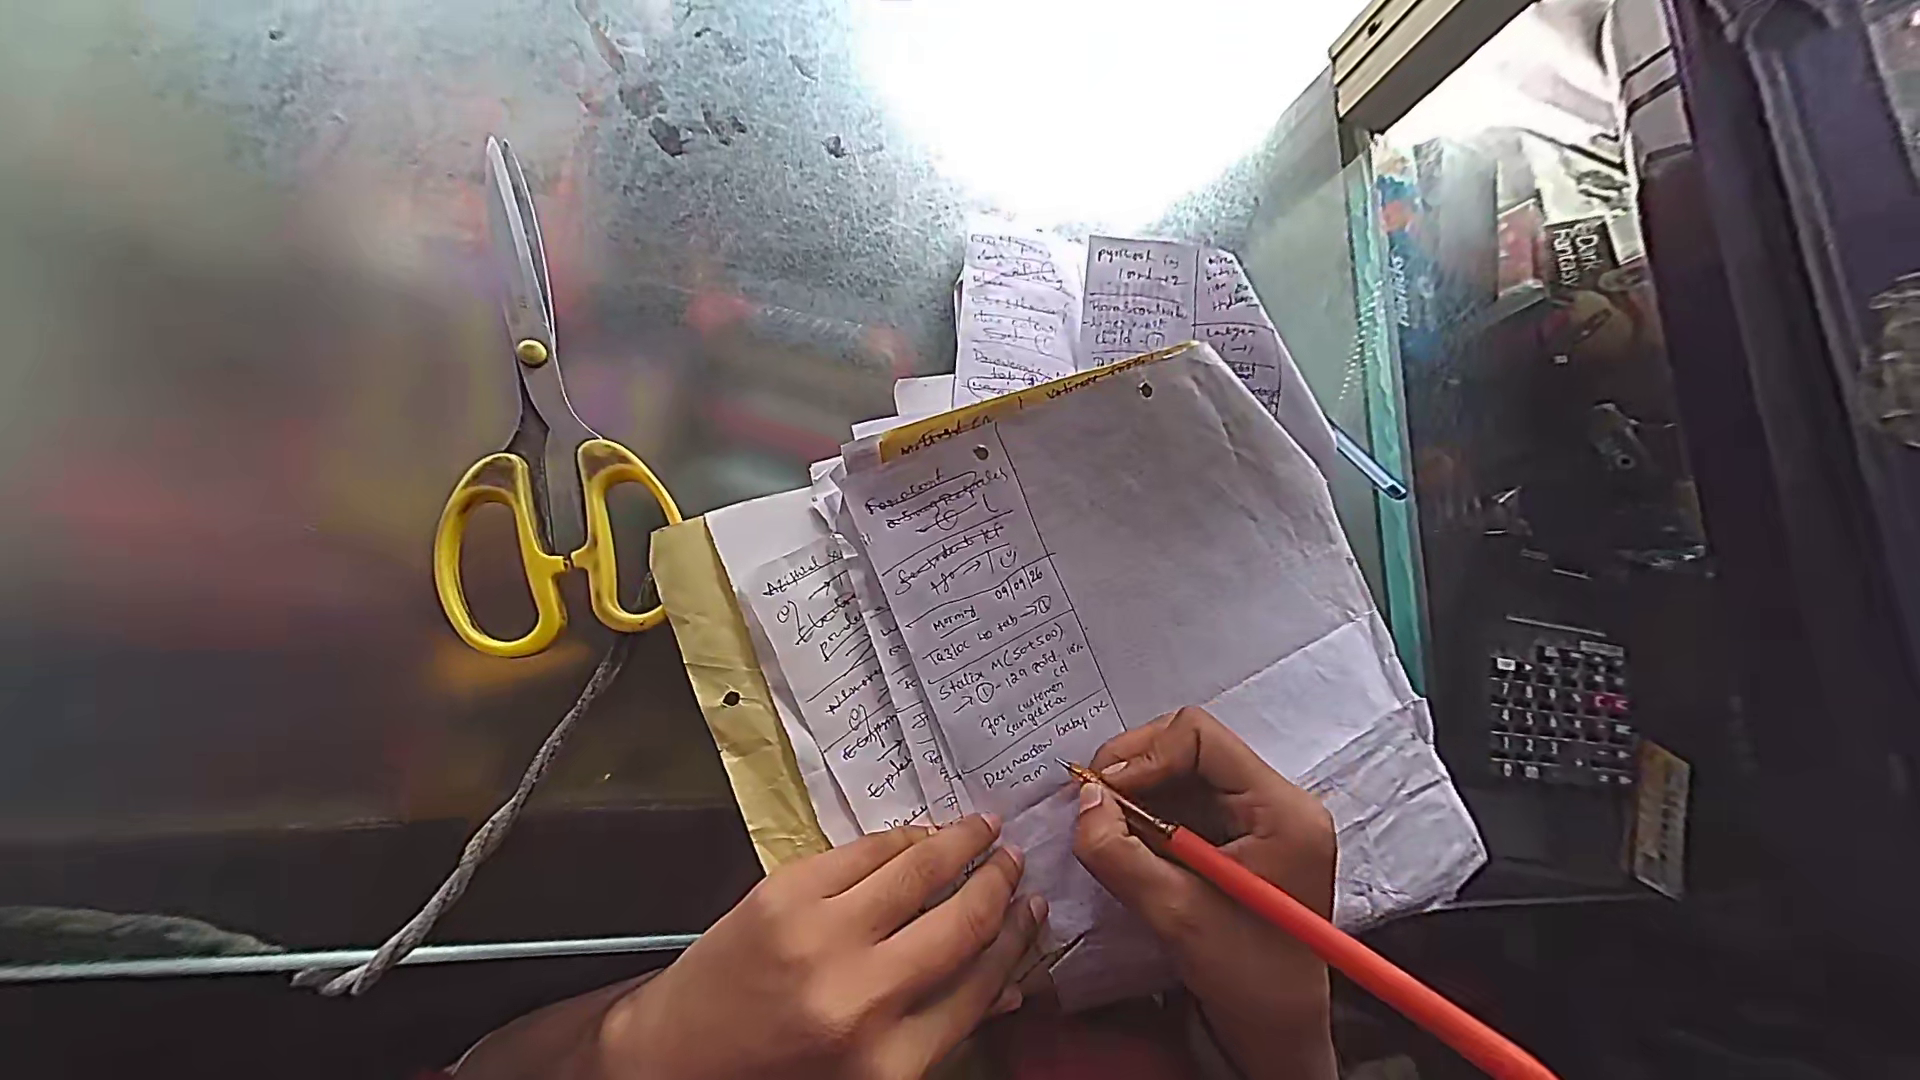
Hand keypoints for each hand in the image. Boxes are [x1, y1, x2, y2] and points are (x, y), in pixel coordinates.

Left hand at [597, 814, 1045, 1079]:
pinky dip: (905, 837)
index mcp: (887, 1064)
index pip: (979, 985)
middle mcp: (861, 997)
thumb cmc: (781, 1072)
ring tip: (983, 826)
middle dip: (997, 880)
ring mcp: (822, 934)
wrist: (675, 1058)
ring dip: (960, 841)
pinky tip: (924, 834)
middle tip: (1014, 856)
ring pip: (917, 868)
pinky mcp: (789, 890)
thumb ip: (937, 1025)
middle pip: (959, 921)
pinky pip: (868, 849)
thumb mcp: (868, 1072)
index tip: (1032, 907)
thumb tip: (1007, 978)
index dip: (1015, 939)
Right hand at [1072, 707, 1337, 1079]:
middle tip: (1094, 795)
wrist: (1276, 1033)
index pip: (1201, 737)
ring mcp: (1253, 808)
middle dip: (1133, 764)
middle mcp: (1271, 797)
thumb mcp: (1176, 917)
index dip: (1146, 753)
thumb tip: (1084, 798)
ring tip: (1105, 814)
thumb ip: (1120, 855)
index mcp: (1280, 811)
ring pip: (1177, 761)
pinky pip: (1177, 788)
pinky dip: (1142, 800)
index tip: (1106, 788)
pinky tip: (1125, 828)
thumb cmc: (1245, 981)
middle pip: (1187, 740)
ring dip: (1134, 782)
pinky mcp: (1233, 823)